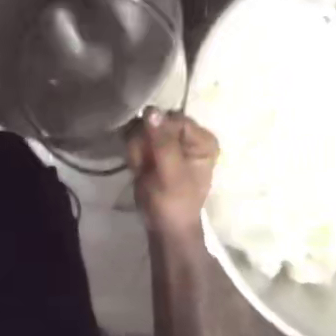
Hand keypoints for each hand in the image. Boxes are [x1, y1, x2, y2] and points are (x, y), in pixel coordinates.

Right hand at [128, 109, 219, 239]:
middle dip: (145, 141)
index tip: (153, 154)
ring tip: (144, 169)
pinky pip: (134, 135)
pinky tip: (140, 167)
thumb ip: (163, 143)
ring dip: (137, 149)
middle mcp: (187, 134)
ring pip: (140, 126)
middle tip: (147, 164)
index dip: (158, 133)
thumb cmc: (175, 203)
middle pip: (155, 119)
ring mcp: (169, 138)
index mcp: (203, 140)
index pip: (173, 118)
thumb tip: (152, 110)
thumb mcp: (171, 175)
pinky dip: (133, 152)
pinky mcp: (153, 145)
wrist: (162, 225)